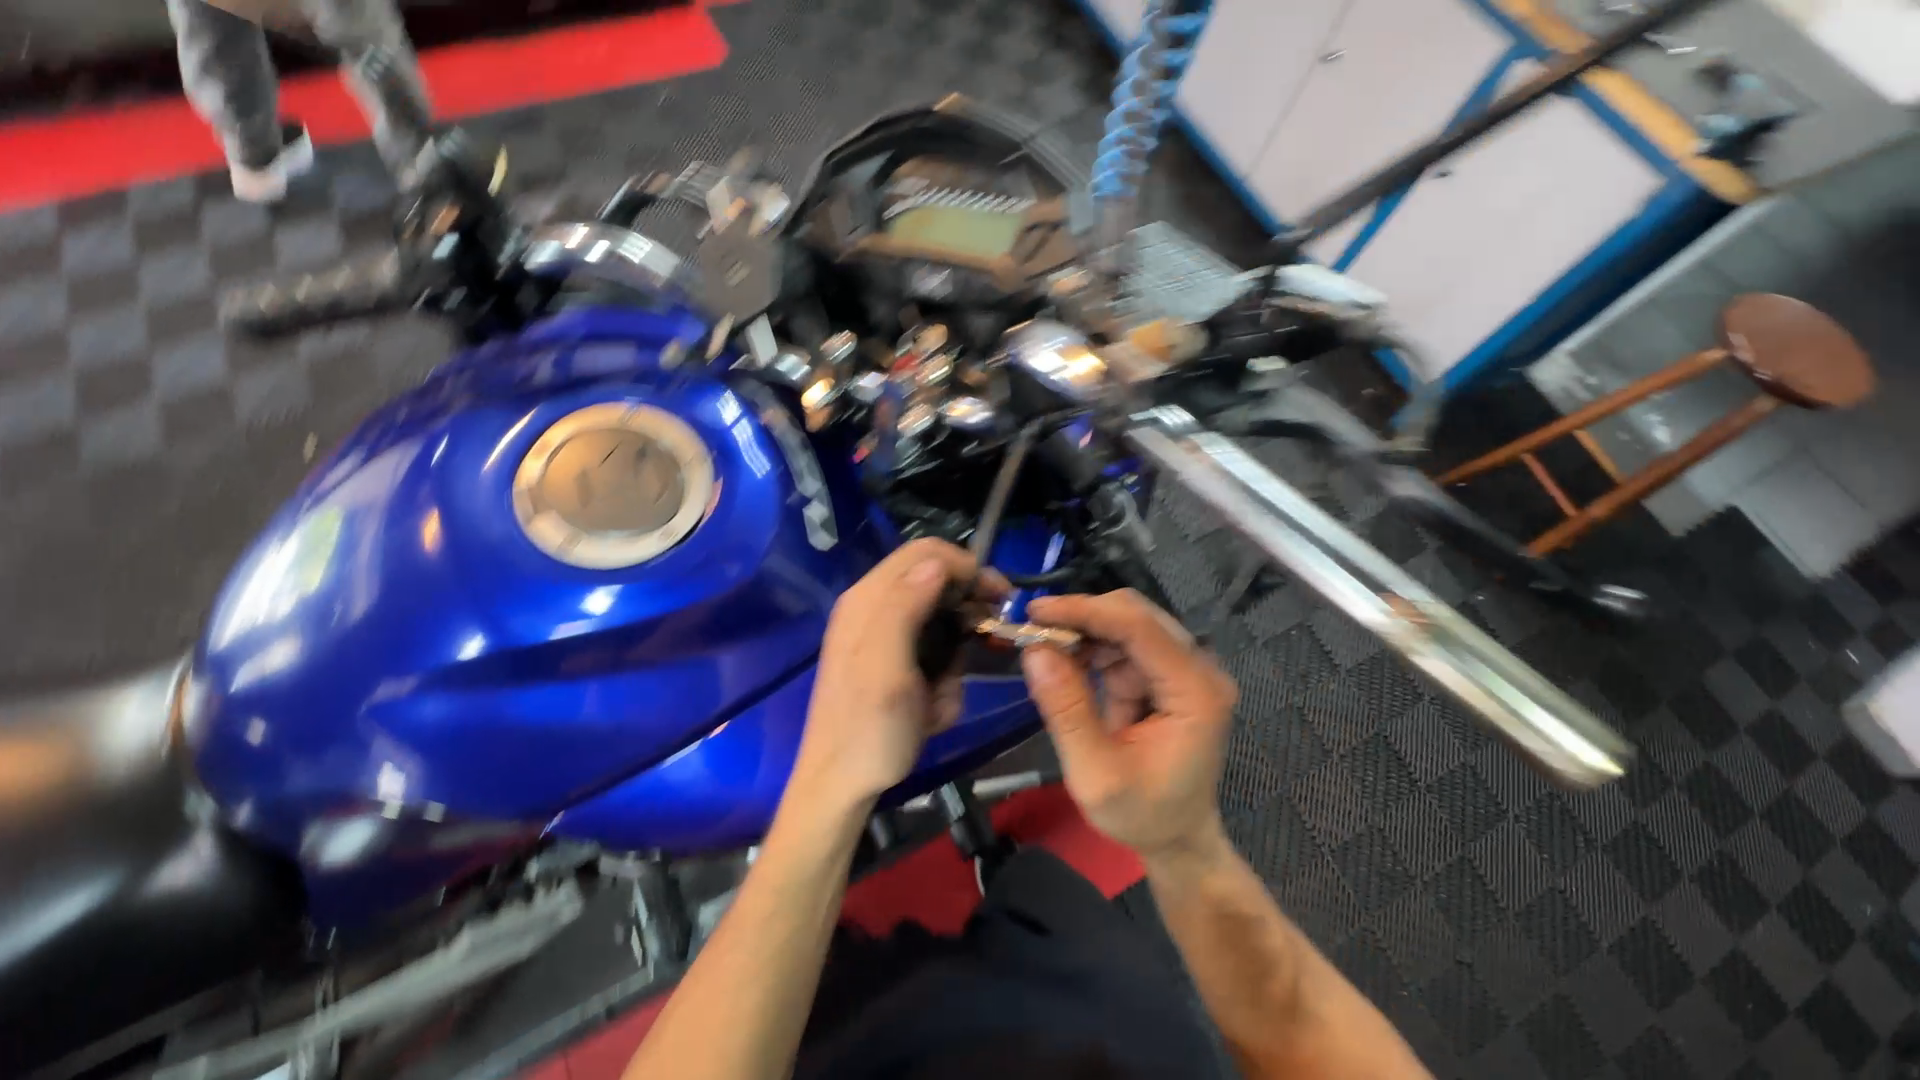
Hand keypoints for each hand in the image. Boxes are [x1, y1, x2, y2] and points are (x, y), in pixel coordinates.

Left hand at [792, 538, 1006, 813]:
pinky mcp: (891, 664)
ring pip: (941, 626)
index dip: (968, 567)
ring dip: (954, 660)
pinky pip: (933, 657)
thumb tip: (939, 563)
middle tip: (987, 649)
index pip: (927, 552)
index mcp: (869, 600)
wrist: (840, 786)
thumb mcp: (888, 668)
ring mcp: (882, 637)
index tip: (1000, 600)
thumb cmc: (868, 730)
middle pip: (937, 583)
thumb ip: (906, 607)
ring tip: (942, 698)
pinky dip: (942, 682)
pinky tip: (932, 711)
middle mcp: (874, 608)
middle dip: (964, 619)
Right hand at [1021, 590, 1236, 861]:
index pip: (1139, 628)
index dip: (1085, 611)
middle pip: (1137, 616)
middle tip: (1031, 629)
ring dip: (1083, 632)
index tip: (1035, 611)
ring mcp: (1185, 669)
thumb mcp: (1095, 773)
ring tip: (1042, 650)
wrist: (1177, 839)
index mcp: (1195, 692)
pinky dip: (1091, 648)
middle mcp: (1199, 669)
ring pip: (1128, 624)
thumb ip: (1067, 710)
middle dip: (1082, 617)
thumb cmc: (1143, 815)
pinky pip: (1125, 644)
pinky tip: (1065, 665)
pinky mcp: (1167, 674)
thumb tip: (1034, 651)